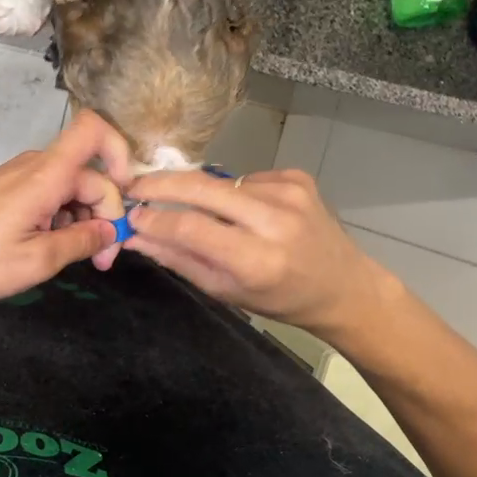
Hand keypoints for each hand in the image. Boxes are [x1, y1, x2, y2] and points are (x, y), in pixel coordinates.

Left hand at [0, 111, 130, 300]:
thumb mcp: (35, 261)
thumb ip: (80, 243)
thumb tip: (110, 231)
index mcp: (46, 175)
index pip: (96, 133)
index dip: (122, 155)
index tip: (127, 200)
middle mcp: (35, 166)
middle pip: (90, 174)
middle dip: (105, 214)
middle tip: (102, 260)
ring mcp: (19, 175)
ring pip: (70, 186)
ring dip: (82, 219)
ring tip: (74, 259)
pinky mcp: (6, 188)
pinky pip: (48, 193)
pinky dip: (60, 217)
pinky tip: (48, 247)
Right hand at [123, 169, 399, 335]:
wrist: (345, 287)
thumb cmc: (280, 298)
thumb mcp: (226, 290)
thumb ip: (179, 260)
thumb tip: (135, 235)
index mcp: (257, 260)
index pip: (192, 227)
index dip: (156, 219)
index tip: (132, 216)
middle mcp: (276, 221)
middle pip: (203, 188)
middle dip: (161, 184)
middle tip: (134, 187)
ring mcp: (290, 193)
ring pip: (221, 182)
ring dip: (200, 193)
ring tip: (200, 212)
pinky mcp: (297, 177)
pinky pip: (245, 179)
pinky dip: (233, 193)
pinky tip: (245, 212)